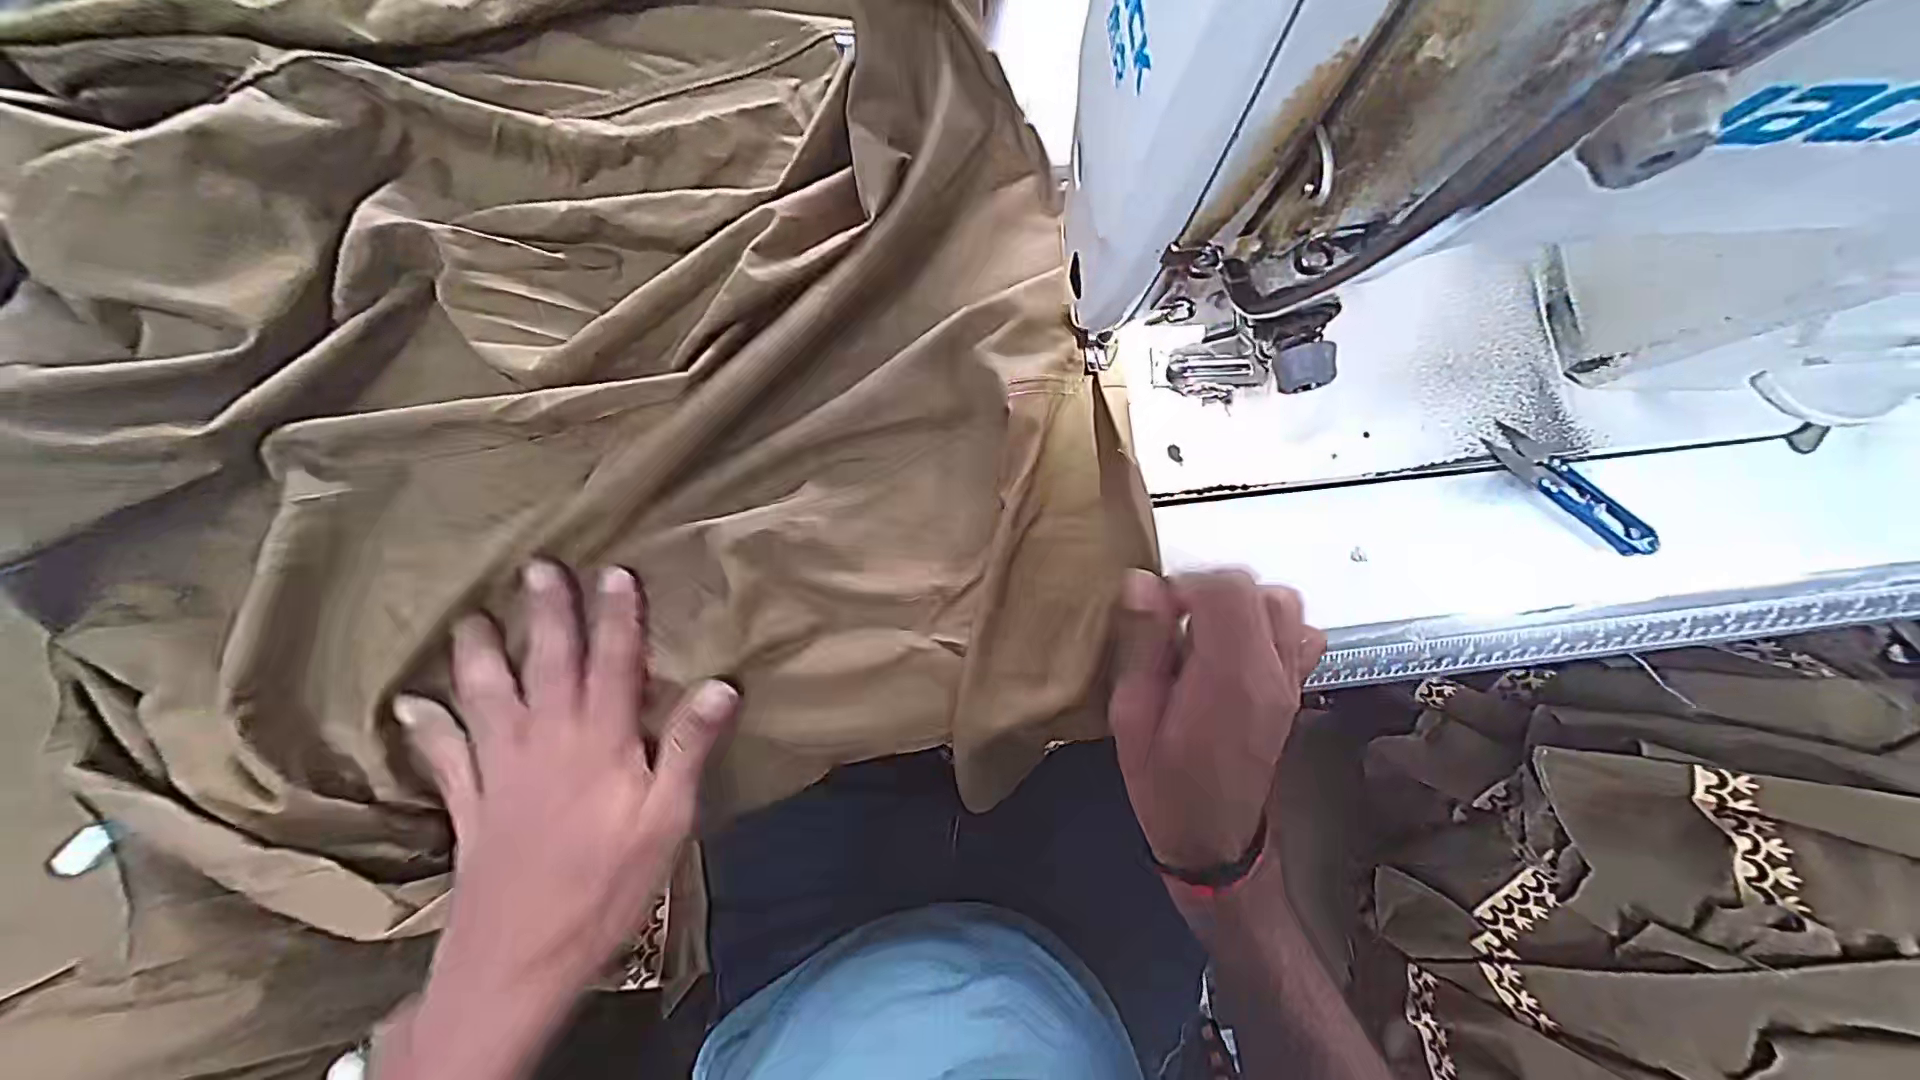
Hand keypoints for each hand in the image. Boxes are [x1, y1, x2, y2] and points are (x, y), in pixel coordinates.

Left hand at [394, 561, 739, 992]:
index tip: (616, 572)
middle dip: (547, 615)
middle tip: (537, 568)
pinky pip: (445, 758)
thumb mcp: (668, 820)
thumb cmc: (607, 886)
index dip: (618, 617)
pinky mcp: (470, 807)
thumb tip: (720, 685)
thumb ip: (688, 748)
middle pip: (547, 666)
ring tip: (470, 619)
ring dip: (479, 656)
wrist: (518, 963)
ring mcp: (499, 773)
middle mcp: (545, 743)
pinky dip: (427, 728)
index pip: (613, 665)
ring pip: (486, 699)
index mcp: (598, 743)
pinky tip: (409, 706)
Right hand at [1109, 569, 1325, 870]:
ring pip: (1281, 602)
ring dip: (1237, 603)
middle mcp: (1272, 672)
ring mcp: (1290, 680)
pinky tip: (1236, 646)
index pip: (1226, 590)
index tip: (1155, 609)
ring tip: (1200, 631)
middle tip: (1170, 620)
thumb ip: (1142, 644)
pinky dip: (1268, 624)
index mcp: (1230, 678)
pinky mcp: (1296, 689)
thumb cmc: (1163, 783)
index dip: (1183, 584)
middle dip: (1205, 589)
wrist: (1214, 838)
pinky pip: (1298, 633)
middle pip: (1253, 589)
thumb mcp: (1131, 714)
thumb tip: (1142, 583)